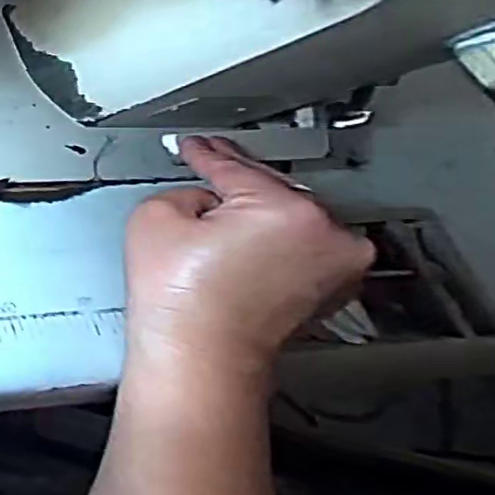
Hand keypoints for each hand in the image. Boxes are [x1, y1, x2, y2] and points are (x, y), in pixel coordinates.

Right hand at [124, 136, 373, 381]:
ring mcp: (339, 264)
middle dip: (235, 178)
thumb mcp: (155, 215)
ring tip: (216, 204)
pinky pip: (300, 243)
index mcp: (288, 210)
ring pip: (289, 215)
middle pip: (272, 189)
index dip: (206, 152)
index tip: (195, 145)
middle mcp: (330, 234)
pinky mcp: (333, 286)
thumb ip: (185, 190)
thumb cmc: (180, 293)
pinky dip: (270, 236)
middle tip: (207, 161)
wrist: (199, 348)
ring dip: (255, 207)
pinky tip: (235, 237)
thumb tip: (207, 200)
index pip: (235, 168)